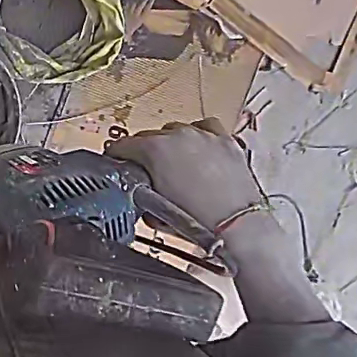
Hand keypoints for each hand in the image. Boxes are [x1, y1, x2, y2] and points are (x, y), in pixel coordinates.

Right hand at [108, 119, 328, 323]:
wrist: (238, 227)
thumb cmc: (200, 223)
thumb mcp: (156, 211)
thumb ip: (142, 193)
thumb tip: (139, 190)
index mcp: (155, 150)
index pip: (124, 145)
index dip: (117, 156)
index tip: (117, 162)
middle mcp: (179, 136)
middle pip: (150, 136)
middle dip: (145, 152)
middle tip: (147, 171)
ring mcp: (205, 136)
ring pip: (178, 130)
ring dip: (172, 144)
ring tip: (174, 164)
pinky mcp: (226, 141)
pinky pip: (206, 129)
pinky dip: (199, 136)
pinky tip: (199, 149)